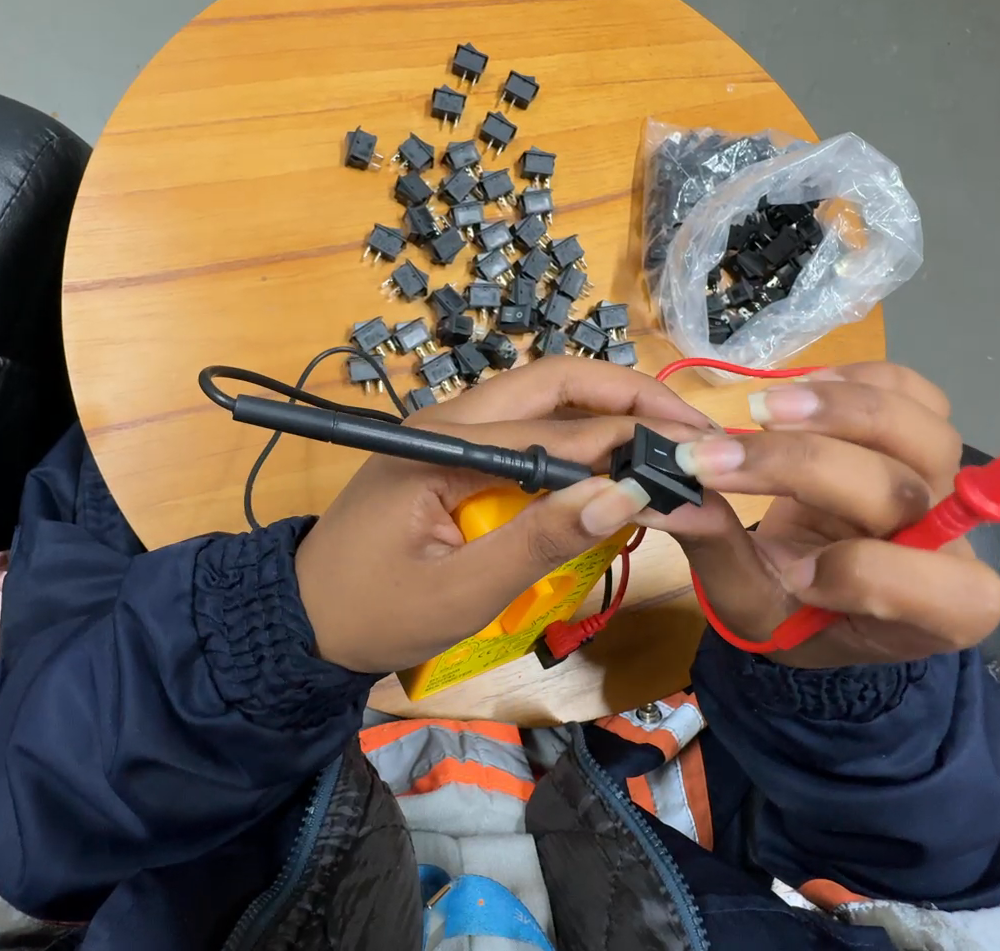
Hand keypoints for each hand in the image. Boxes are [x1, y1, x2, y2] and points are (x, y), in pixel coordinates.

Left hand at [295, 358, 714, 673]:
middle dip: (626, 397)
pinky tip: (611, 465)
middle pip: (552, 382)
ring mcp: (451, 432)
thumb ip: (538, 542)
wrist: (308, 617)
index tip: (691, 457)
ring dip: (605, 413)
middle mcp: (449, 419)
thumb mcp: (458, 592)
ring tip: (665, 444)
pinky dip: (576, 439)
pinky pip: (527, 431)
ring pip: (543, 400)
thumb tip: (620, 493)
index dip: (627, 438)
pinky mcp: (456, 454)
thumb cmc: (374, 611)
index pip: (552, 426)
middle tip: (689, 430)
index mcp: (443, 443)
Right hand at [651, 362, 999, 668]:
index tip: (789, 570)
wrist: (821, 588)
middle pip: (901, 488)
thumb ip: (716, 553)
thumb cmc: (791, 613)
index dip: (857, 572)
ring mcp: (942, 481)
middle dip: (804, 465)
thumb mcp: (748, 607)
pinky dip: (857, 378)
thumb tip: (662, 499)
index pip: (922, 585)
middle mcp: (953, 541)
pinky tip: (799, 389)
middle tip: (714, 457)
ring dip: (833, 408)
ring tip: (759, 409)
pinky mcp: (919, 438)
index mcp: (933, 613)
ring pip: (919, 427)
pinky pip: (913, 391)